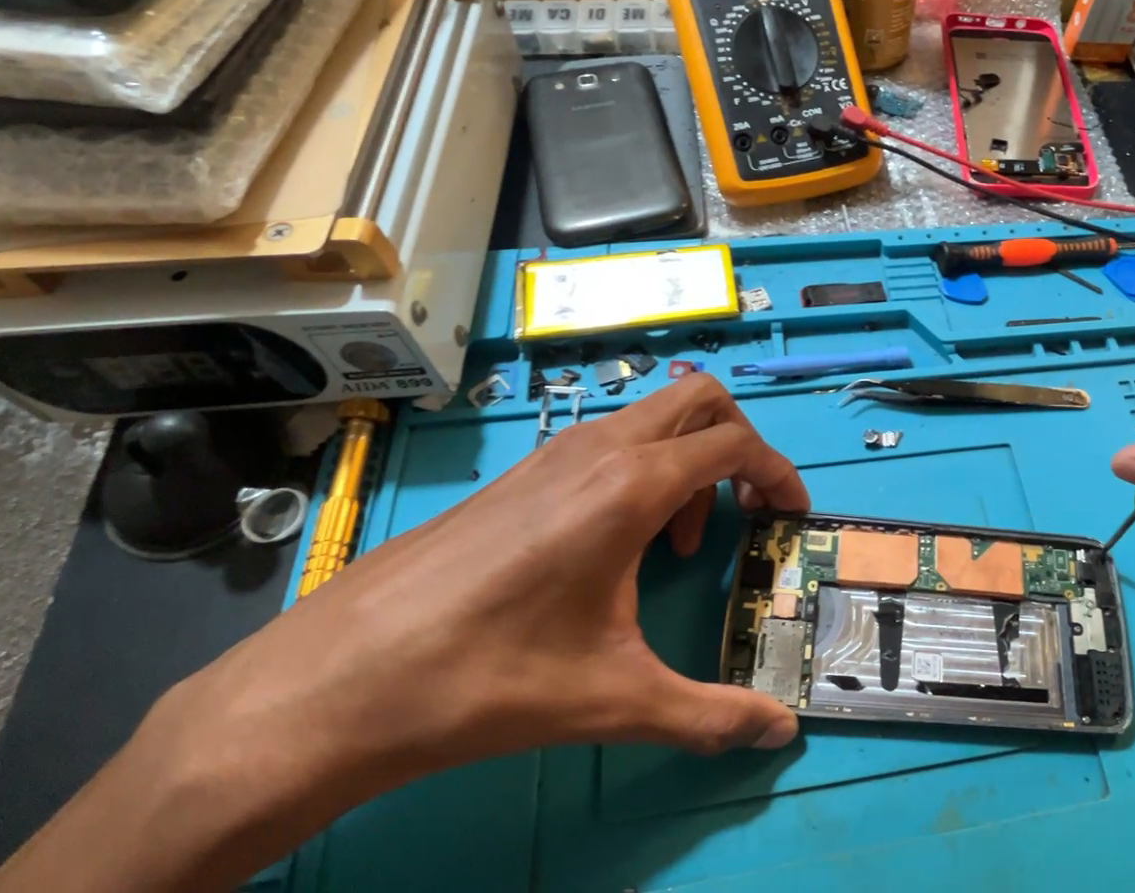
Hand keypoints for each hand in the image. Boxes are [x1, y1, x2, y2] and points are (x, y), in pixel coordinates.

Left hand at [0, 375, 808, 892]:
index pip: (734, 442)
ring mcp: (552, 456)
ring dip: (685, 463)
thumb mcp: (614, 700)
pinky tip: (614, 550)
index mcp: (631, 486)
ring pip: (649, 420)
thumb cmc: (490, 679)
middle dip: (738, 444)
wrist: (342, 679)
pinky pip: (605, 445)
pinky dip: (638, 474)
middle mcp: (596, 450)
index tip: (792, 514)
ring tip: (677, 544)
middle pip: (697, 399)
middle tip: (742, 511)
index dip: (778, 471)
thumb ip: (709, 715)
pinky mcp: (519, 475)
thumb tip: (781, 735)